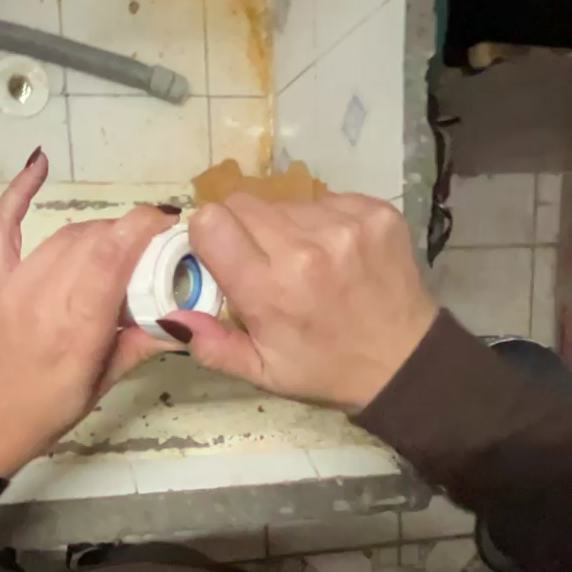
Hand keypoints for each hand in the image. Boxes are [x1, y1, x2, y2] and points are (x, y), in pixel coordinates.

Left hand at [0, 151, 180, 476]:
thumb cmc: (46, 413)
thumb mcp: (101, 387)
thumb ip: (139, 345)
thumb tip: (182, 318)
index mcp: (77, 327)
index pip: (115, 255)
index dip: (145, 227)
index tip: (170, 222)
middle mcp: (46, 296)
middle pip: (96, 240)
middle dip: (130, 235)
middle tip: (152, 252)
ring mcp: (15, 282)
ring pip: (66, 235)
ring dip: (99, 232)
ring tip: (120, 247)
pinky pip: (3, 224)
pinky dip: (19, 191)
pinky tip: (39, 162)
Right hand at [162, 193, 438, 412]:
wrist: (403, 360)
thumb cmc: (322, 369)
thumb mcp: (261, 372)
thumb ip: (211, 345)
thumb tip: (169, 316)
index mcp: (270, 289)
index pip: (211, 222)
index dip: (207, 235)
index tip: (218, 254)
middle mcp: (305, 247)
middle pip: (242, 202)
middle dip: (240, 228)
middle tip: (259, 260)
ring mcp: (345, 224)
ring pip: (283, 200)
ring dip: (282, 226)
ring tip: (303, 262)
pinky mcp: (375, 211)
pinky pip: (324, 198)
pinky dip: (320, 221)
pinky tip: (333, 253)